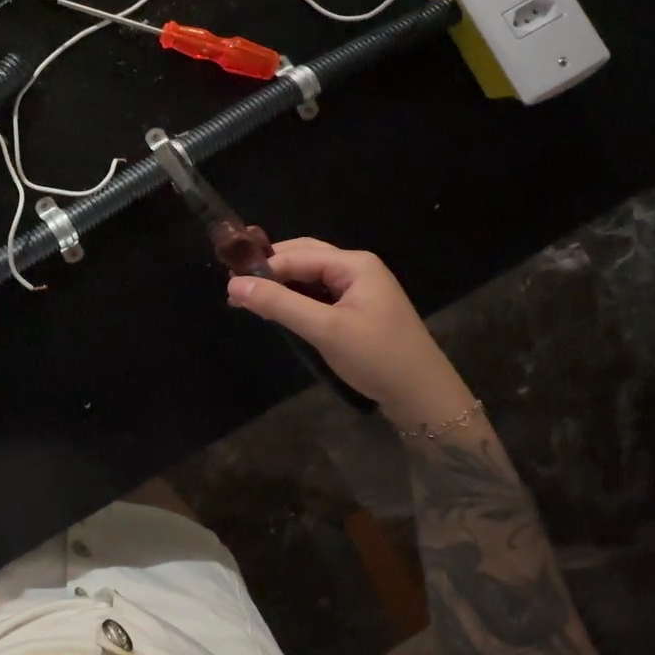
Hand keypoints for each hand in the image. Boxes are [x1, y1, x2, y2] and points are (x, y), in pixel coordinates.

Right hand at [226, 238, 474, 431]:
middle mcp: (357, 269)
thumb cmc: (377, 357)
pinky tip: (278, 311)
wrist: (425, 399)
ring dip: (281, 285)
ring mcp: (360, 289)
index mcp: (354, 264)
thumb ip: (279, 304)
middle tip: (236, 287)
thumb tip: (233, 285)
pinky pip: (319, 294)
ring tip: (250, 299)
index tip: (228, 285)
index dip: (262, 268)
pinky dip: (296, 299)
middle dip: (270, 270)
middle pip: (303, 257)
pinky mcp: (358, 310)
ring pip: (310, 276)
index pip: (296, 255)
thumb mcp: (325, 330)